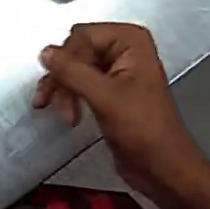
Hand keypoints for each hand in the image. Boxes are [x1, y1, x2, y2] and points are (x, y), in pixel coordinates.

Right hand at [32, 23, 208, 202]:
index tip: (57, 85)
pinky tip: (64, 111)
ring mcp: (114, 67)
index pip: (81, 36)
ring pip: (72, 66)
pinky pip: (77, 80)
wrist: (164, 171)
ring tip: (59, 111)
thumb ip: (72, 72)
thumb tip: (45, 53)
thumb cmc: (145, 132)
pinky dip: (67, 94)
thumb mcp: (105, 98)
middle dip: (62, 77)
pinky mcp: (107, 87)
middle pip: (74, 50)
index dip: (67, 60)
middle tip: (52, 100)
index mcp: (130, 40)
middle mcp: (122, 47)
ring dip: (61, 88)